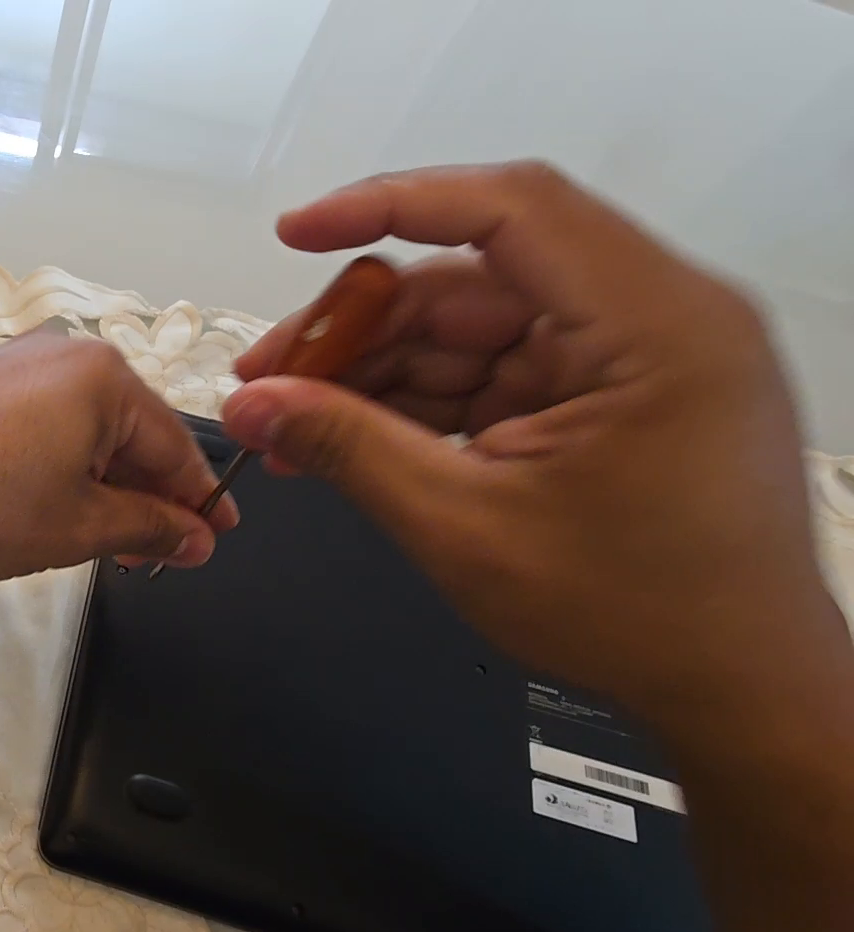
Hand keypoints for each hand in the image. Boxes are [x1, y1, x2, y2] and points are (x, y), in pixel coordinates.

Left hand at [0, 331, 238, 605]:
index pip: (172, 444)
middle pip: (124, 431)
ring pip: (76, 430)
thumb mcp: (78, 527)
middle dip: (143, 494)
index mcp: (99, 375)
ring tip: (95, 537)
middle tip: (152, 552)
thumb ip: (150, 527)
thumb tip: (199, 537)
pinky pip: (31, 424)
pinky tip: (38, 504)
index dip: (198, 498)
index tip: (216, 536)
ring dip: (96, 484)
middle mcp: (55, 353)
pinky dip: (51, 465)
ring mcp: (3, 364)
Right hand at [221, 162, 846, 722]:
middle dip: (348, 332)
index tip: (293, 233)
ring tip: (280, 426)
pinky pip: (466, 380)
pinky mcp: (579, 400)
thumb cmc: (624, 610)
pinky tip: (329, 443)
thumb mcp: (459, 525)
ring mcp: (606, 362)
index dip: (389, 206)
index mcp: (647, 325)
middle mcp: (636, 320)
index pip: (509, 211)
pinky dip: (394, 408)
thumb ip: (347, 450)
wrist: (726, 684)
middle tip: (259, 384)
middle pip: (460, 282)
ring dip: (359, 377)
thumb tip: (248, 404)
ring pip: (451, 335)